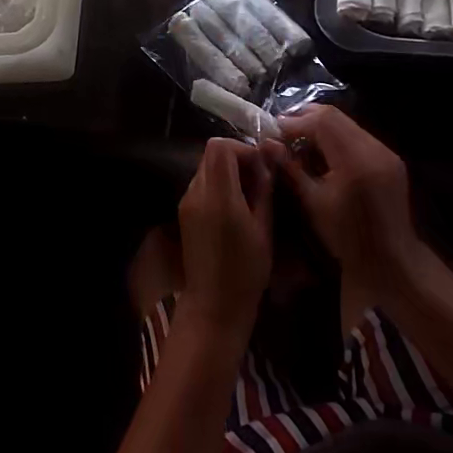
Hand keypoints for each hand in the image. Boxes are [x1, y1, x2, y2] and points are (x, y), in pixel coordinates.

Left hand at [177, 138, 273, 334]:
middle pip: (211, 153)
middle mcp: (197, 193)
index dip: (242, 148)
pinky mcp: (184, 212)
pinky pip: (201, 184)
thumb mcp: (264, 227)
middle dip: (236, 158)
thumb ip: (264, 188)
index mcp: (218, 196)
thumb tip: (268, 159)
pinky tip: (234, 206)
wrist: (214, 305)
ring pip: (205, 167)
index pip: (220, 147)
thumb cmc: (247, 270)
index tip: (261, 167)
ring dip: (227, 171)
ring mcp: (186, 202)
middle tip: (258, 179)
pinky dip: (218, 184)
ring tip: (248, 194)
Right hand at [264, 106, 421, 297]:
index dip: (295, 121)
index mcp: (355, 160)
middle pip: (336, 117)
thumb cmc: (347, 238)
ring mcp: (386, 152)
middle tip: (283, 131)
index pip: (322, 122)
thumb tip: (268, 144)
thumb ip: (291, 169)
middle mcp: (375, 148)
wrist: (391, 261)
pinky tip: (323, 153)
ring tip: (300, 141)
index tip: (274, 130)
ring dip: (322, 127)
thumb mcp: (313, 204)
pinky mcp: (390, 159)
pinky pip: (359, 136)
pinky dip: (338, 138)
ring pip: (348, 124)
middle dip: (307, 119)